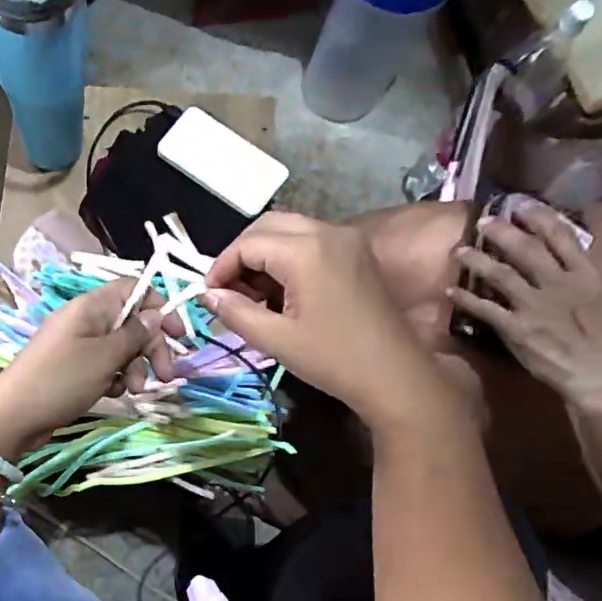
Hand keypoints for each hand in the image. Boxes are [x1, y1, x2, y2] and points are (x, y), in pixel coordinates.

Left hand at [0, 279, 166, 458]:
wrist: (14, 416)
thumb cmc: (61, 381)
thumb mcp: (104, 357)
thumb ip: (134, 335)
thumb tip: (156, 315)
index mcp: (91, 306)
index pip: (134, 289)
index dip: (160, 307)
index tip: (179, 335)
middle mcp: (85, 320)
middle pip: (131, 322)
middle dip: (151, 348)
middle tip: (166, 377)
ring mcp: (77, 345)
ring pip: (120, 348)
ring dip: (134, 368)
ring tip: (133, 391)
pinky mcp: (73, 368)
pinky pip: (104, 366)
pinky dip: (115, 378)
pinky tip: (113, 394)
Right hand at [202, 213, 455, 430]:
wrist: (393, 374)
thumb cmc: (333, 360)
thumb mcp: (276, 340)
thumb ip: (236, 313)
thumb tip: (208, 296)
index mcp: (306, 251)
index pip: (248, 244)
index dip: (221, 267)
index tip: (209, 296)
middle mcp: (327, 231)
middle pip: (267, 225)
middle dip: (241, 254)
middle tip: (228, 292)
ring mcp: (346, 239)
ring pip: (289, 230)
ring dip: (264, 255)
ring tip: (252, 296)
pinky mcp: (357, 253)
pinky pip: (311, 240)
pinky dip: (288, 257)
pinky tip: (281, 292)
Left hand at [450, 204, 601, 414]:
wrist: (598, 369)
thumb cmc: (600, 336)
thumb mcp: (598, 295)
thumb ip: (576, 274)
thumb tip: (560, 257)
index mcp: (583, 273)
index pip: (560, 236)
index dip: (539, 217)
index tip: (520, 203)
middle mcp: (558, 283)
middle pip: (526, 250)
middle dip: (502, 233)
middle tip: (482, 221)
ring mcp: (536, 306)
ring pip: (501, 275)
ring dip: (478, 260)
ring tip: (458, 251)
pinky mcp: (517, 328)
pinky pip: (486, 309)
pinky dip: (466, 299)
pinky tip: (451, 291)